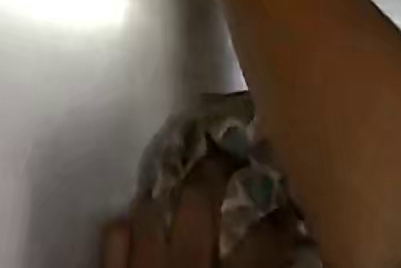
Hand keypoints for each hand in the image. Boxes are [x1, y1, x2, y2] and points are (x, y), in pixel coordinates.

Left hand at [100, 158, 292, 267]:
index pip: (265, 240)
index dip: (280, 221)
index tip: (287, 210)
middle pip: (199, 200)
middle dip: (214, 173)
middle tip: (226, 160)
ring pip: (150, 209)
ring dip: (164, 199)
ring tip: (177, 190)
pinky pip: (113, 237)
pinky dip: (124, 231)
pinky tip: (135, 232)